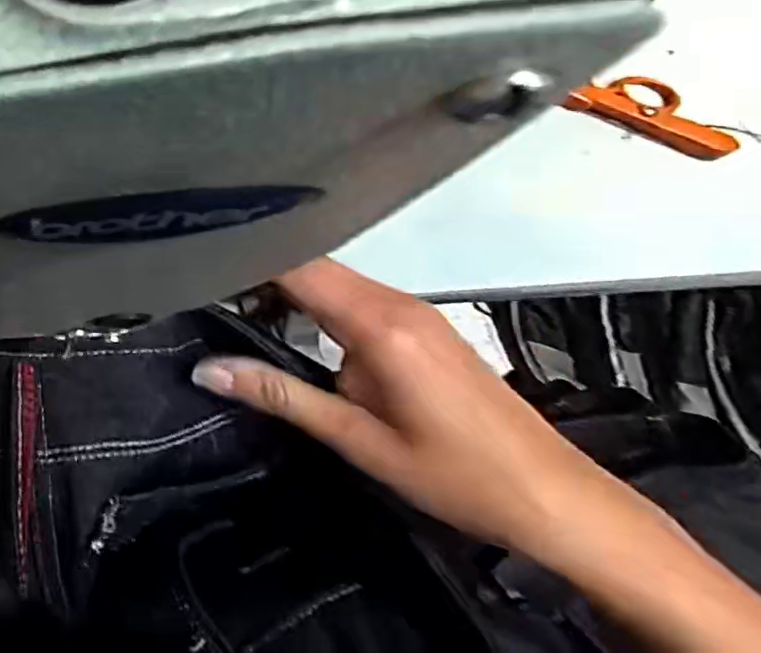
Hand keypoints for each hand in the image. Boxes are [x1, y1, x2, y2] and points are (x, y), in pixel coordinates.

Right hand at [191, 258, 639, 558]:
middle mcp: (396, 302)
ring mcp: (414, 308)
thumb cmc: (457, 476)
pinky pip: (354, 292)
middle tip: (210, 289)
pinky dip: (316, 299)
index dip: (247, 260)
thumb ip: (278, 395)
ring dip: (288, 286)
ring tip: (242, 306)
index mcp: (377, 324)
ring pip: (332, 275)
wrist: (558, 500)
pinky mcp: (422, 322)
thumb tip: (207, 370)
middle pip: (311, 264)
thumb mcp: (356, 439)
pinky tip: (296, 324)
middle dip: (260, 272)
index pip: (296, 267)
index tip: (201, 264)